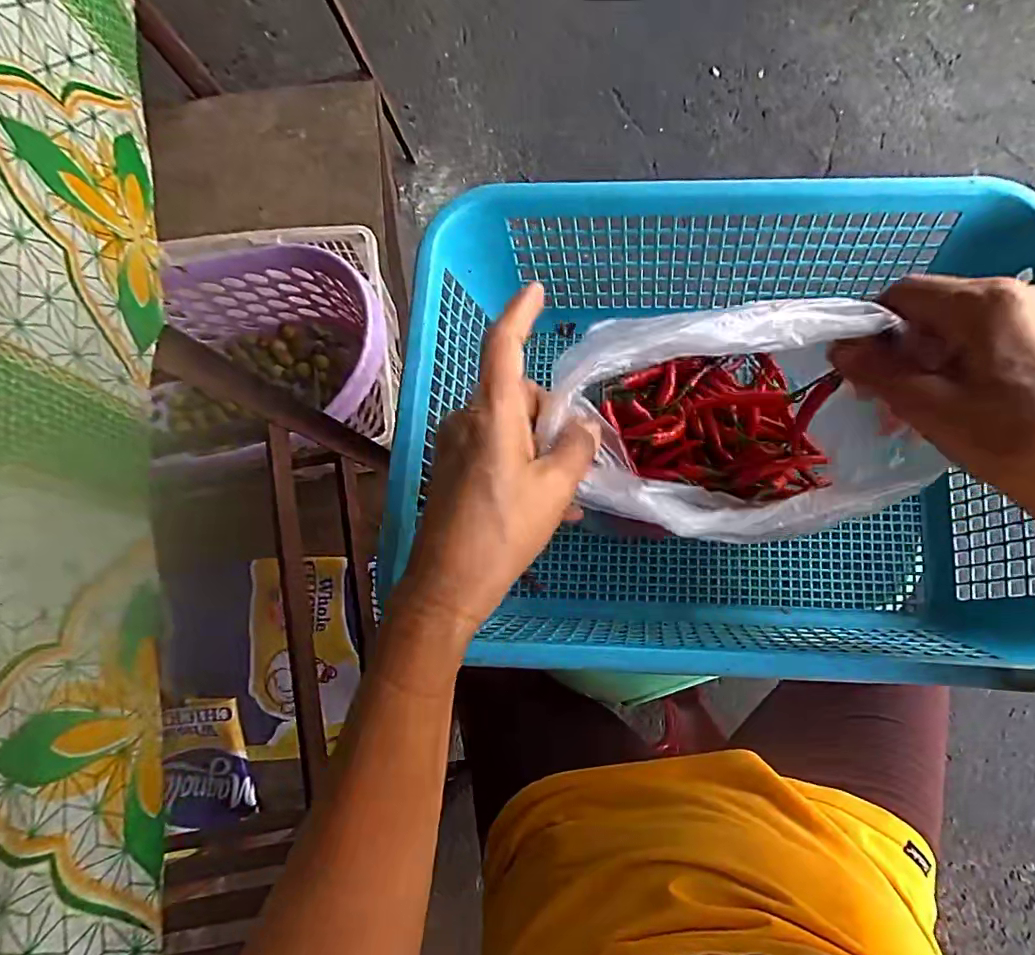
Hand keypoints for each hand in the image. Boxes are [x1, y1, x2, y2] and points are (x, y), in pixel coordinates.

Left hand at [396, 283, 598, 633]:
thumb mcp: (556, 490)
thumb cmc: (506, 532)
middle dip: (553, 420)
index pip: (503, 349)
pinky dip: (527, 467)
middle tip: (578, 463)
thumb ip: (576, 449)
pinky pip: (499, 451)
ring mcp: (457, 445)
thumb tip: (585, 426)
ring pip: (513, 429)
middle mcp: (468, 421)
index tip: (535, 290)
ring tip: (568, 498)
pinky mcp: (454, 469)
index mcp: (492, 417)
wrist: (449, 583)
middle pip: (519, 396)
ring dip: (544, 452)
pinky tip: (549, 507)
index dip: (519, 315)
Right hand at [829, 274, 1034, 538]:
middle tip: (886, 403)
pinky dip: (961, 368)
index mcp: (988, 301)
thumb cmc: (1012, 446)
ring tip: (918, 412)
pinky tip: (955, 406)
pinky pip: (988, 342)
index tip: (860, 372)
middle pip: (935, 310)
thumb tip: (841, 349)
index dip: (873, 330)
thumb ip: (881, 374)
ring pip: (961, 329)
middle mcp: (1018, 294)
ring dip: (930, 366)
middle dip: (903, 354)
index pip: (906, 293)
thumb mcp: (934, 411)